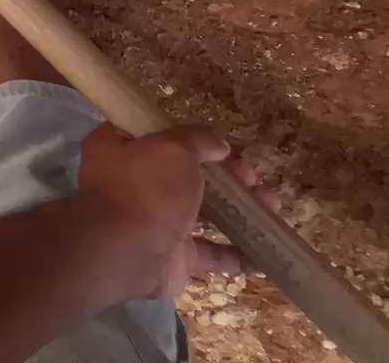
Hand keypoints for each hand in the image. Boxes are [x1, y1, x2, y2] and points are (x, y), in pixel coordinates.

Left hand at [72, 124, 277, 299]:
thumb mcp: (170, 149)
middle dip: (223, 175)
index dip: (189, 138)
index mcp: (116, 147)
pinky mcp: (173, 253)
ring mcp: (152, 218)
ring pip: (201, 210)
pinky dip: (238, 253)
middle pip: (182, 173)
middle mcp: (130, 180)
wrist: (128, 252)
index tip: (223, 146)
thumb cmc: (145, 189)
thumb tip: (217, 143)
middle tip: (253, 179)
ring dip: (238, 209)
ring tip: (272, 206)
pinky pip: (211, 252)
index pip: (153, 135)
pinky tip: (265, 253)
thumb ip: (195, 140)